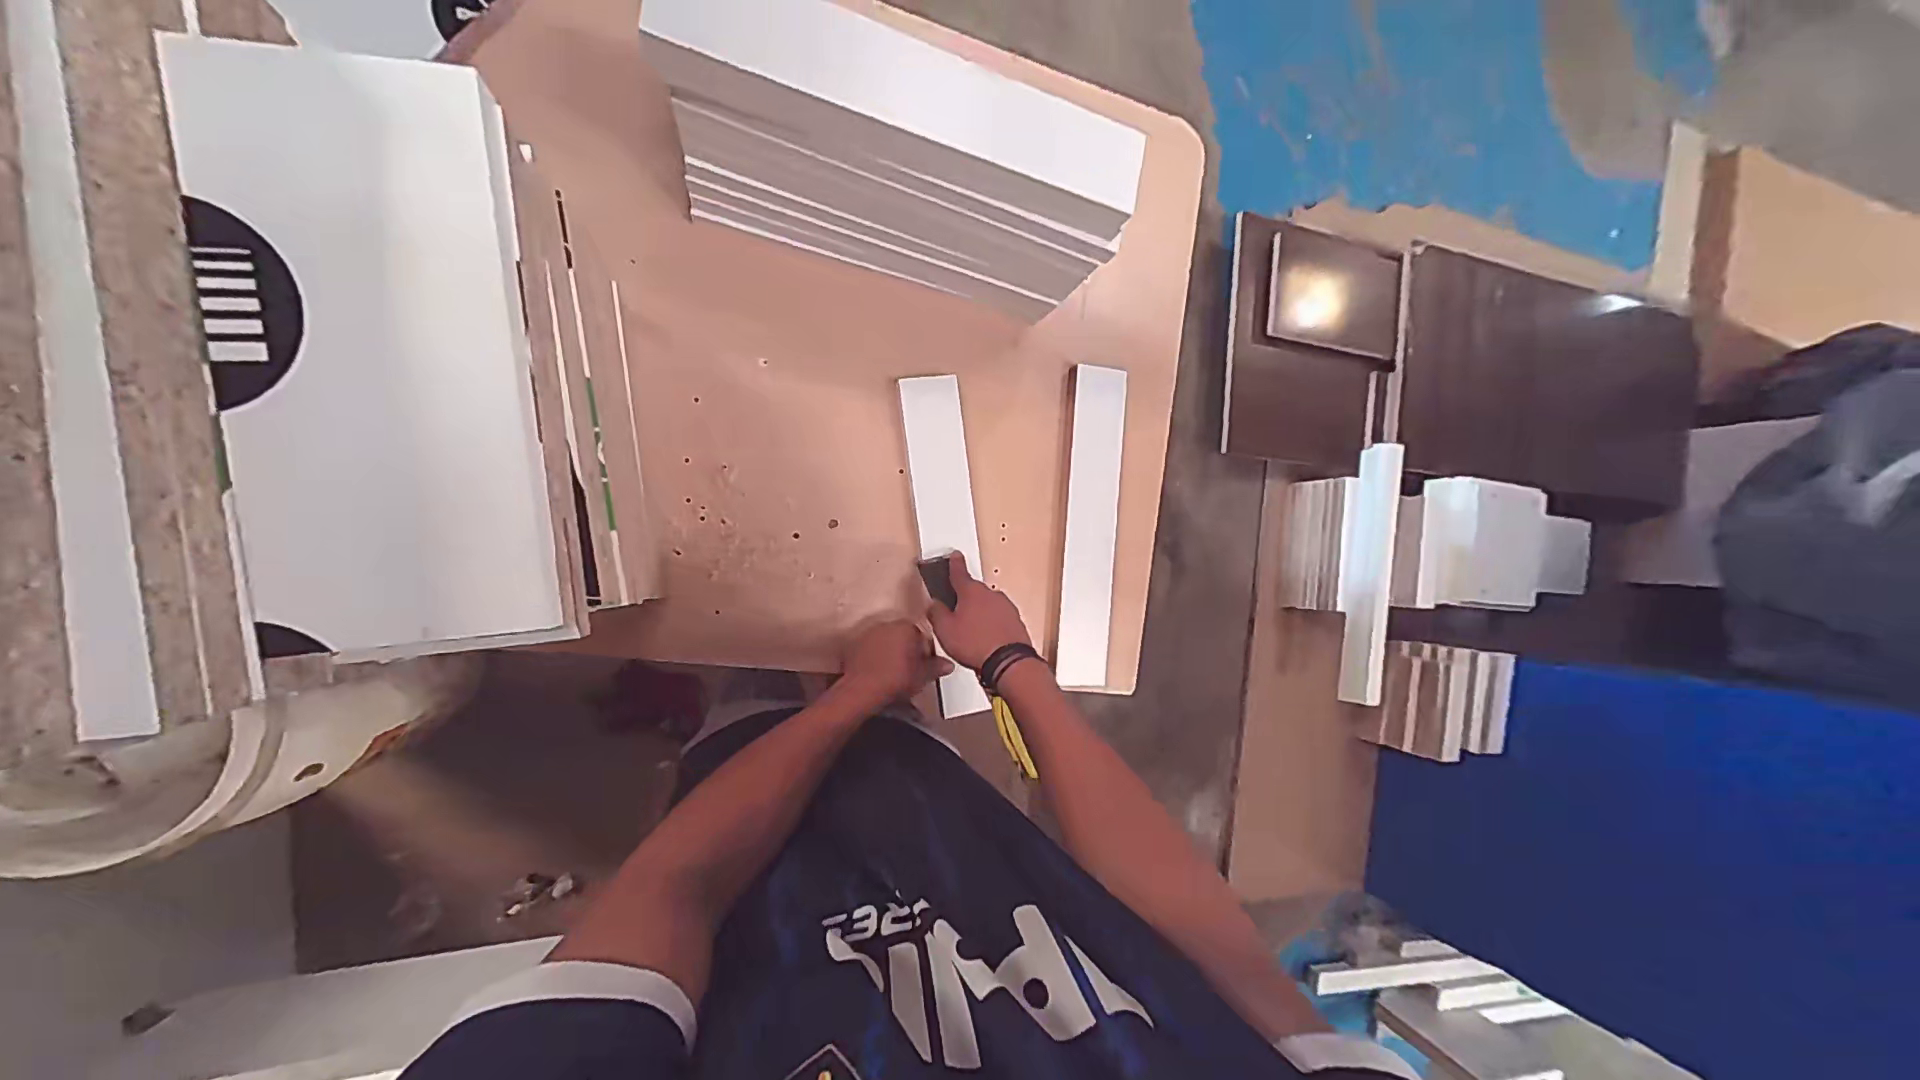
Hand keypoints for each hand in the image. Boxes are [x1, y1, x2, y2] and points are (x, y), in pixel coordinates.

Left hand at [839, 619, 951, 706]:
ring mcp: (869, 633)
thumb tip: (947, 664)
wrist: (862, 689)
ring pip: (886, 643)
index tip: (924, 666)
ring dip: (890, 654)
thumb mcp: (923, 676)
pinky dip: (875, 659)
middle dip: (907, 651)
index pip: (922, 636)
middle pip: (903, 637)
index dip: (924, 653)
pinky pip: (871, 650)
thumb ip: (936, 667)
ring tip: (893, 675)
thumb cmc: (895, 679)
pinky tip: (879, 674)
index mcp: (907, 627)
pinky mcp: (855, 645)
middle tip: (910, 671)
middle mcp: (887, 625)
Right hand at [925, 553, 1031, 670]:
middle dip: (964, 601)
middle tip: (954, 617)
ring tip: (969, 636)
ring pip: (987, 606)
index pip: (959, 572)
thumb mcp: (944, 630)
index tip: (955, 556)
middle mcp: (991, 594)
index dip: (954, 564)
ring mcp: (1005, 607)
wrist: (1008, 662)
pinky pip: (998, 619)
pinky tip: (984, 641)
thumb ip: (936, 613)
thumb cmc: (978, 644)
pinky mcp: (1015, 621)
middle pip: (973, 592)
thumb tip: (934, 606)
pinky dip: (991, 626)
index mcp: (971, 591)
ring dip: (979, 615)